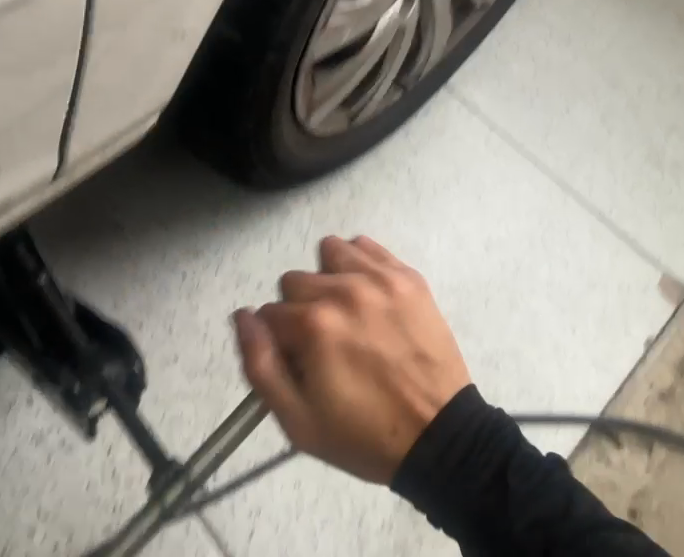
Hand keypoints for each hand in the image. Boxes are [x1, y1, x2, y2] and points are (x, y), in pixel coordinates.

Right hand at [233, 235, 470, 484]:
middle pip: (295, 281)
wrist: (440, 438)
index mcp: (314, 325)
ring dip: (328, 278)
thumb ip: (259, 364)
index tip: (300, 362)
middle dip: (300, 310)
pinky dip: (359, 263)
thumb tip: (243, 315)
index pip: (269, 313)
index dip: (280, 340)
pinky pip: (366, 245)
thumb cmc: (363, 436)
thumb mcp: (298, 420)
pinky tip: (367, 295)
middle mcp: (343, 290)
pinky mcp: (408, 277)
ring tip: (346, 313)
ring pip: (329, 253)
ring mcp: (380, 279)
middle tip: (326, 344)